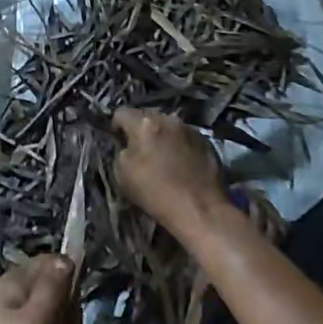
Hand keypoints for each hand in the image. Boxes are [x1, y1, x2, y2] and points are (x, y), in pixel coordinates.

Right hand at [111, 107, 226, 237]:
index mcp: (144, 124)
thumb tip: (127, 146)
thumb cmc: (156, 192)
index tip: (118, 141)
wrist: (200, 210)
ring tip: (163, 156)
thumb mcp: (123, 174)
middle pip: (147, 116)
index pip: (121, 113)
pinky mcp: (205, 141)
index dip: (116, 127)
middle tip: (140, 150)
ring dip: (161, 136)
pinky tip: (181, 163)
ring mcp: (189, 128)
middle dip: (141, 129)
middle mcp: (167, 119)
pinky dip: (179, 145)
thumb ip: (121, 152)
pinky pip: (184, 137)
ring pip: (167, 126)